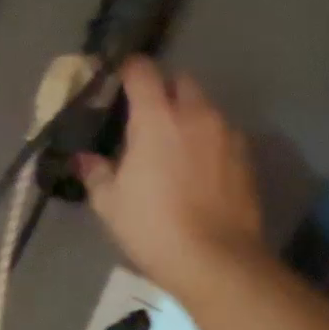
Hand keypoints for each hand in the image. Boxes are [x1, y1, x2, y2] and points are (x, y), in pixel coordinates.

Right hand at [76, 56, 262, 297]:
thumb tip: (83, 158)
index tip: (116, 79)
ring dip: (187, 116)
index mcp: (156, 118)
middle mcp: (195, 115)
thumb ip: (95, 172)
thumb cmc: (151, 227)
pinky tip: (196, 170)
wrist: (215, 259)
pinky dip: (206, 141)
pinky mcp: (245, 157)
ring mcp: (226, 134)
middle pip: (180, 81)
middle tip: (144, 116)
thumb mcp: (109, 203)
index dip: (127, 69)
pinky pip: (221, 134)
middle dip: (162, 90)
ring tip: (172, 146)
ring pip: (204, 108)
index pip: (142, 72)